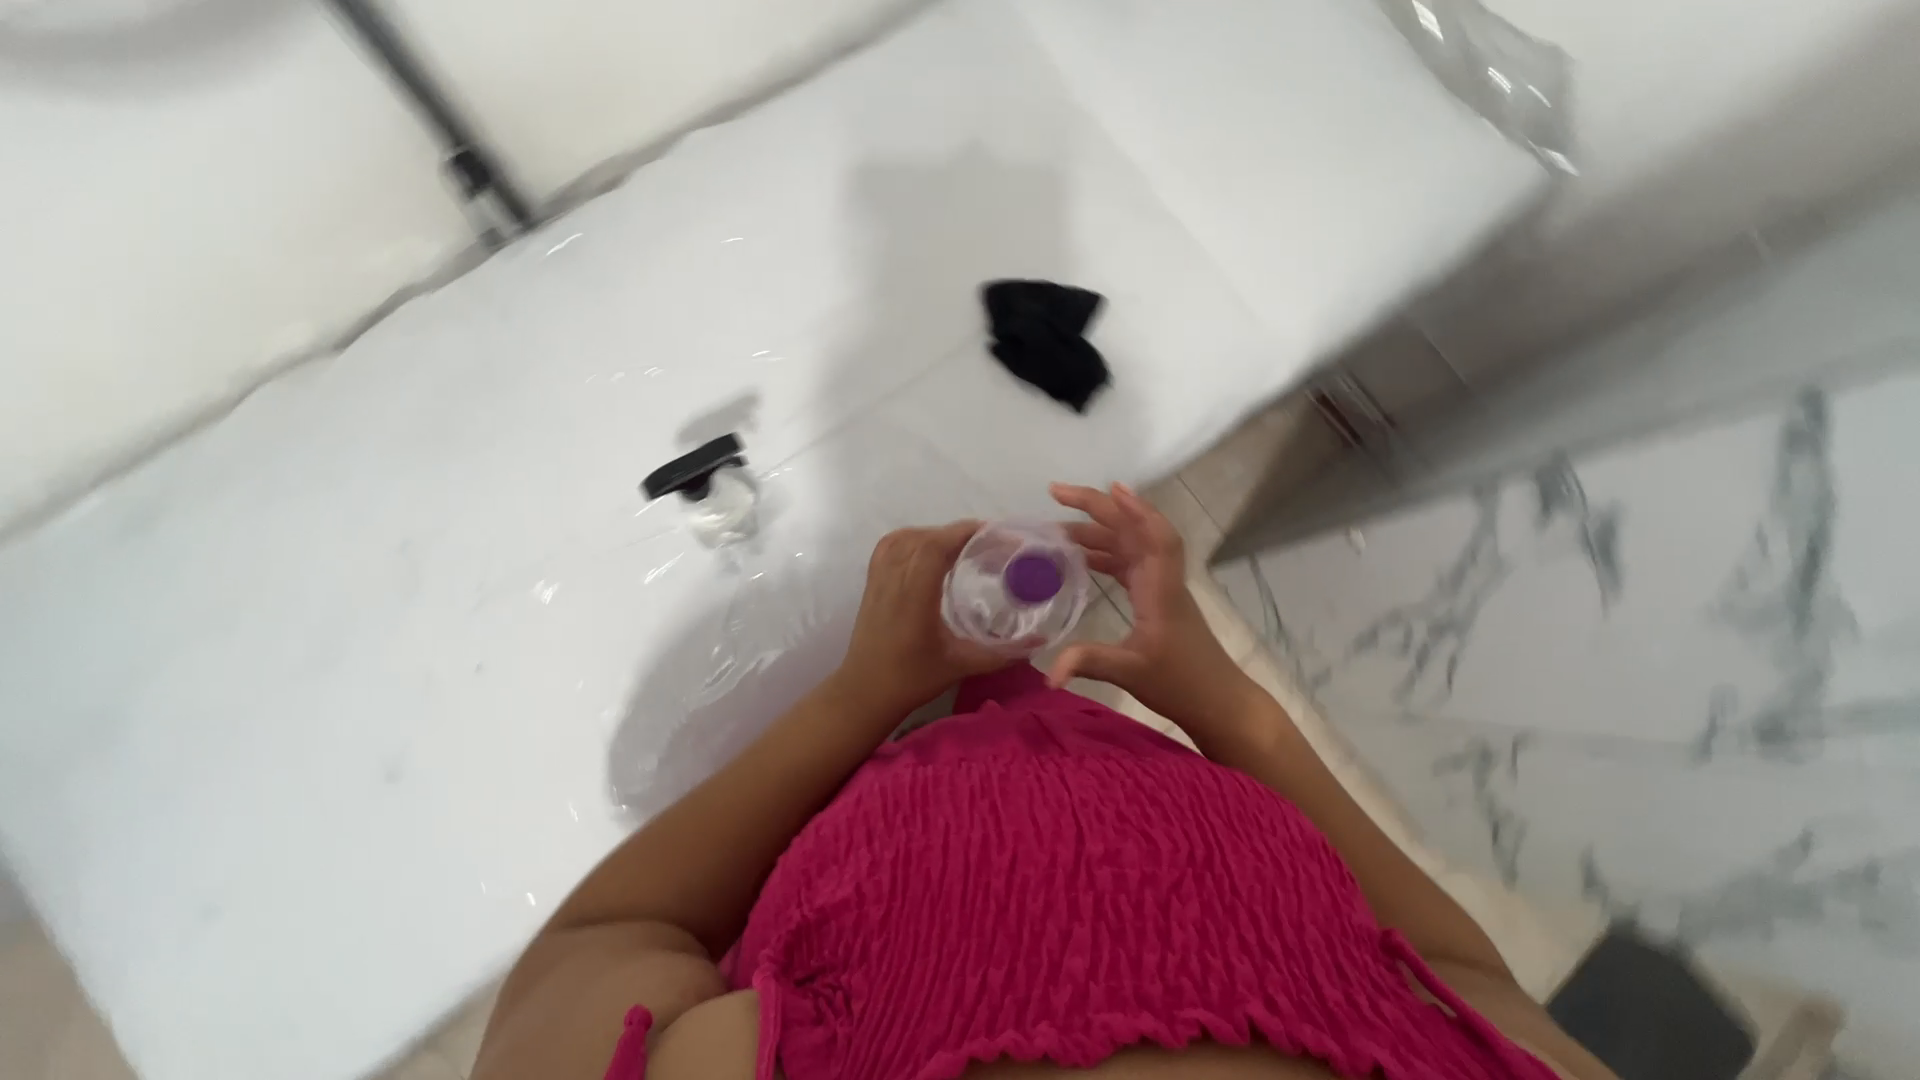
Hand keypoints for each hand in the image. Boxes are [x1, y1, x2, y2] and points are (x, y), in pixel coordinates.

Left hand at [835, 521, 1007, 716]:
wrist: (865, 692)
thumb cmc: (912, 679)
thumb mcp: (962, 665)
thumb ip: (1002, 652)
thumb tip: (1040, 641)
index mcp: (914, 597)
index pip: (935, 547)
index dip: (965, 532)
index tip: (996, 535)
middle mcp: (893, 580)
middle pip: (924, 538)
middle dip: (959, 533)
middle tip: (990, 543)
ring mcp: (878, 578)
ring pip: (906, 537)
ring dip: (936, 534)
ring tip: (963, 546)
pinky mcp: (871, 582)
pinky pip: (889, 546)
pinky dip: (913, 538)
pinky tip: (931, 550)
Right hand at [1047, 483, 1257, 735]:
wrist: (1218, 701)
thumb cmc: (1181, 684)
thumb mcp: (1131, 673)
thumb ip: (1089, 663)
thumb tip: (1047, 674)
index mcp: (1161, 589)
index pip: (1155, 537)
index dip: (1135, 509)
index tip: (1109, 487)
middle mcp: (1161, 579)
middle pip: (1133, 531)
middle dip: (1098, 508)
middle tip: (1056, 493)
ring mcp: (1159, 588)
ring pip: (1127, 546)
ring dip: (1096, 532)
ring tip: (1056, 529)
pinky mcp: (1155, 600)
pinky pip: (1128, 564)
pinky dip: (1104, 554)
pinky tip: (1081, 557)